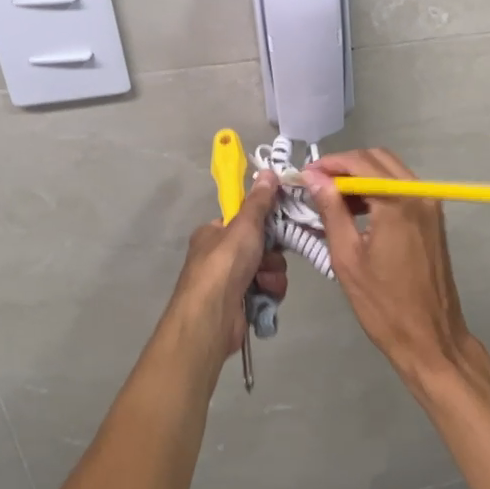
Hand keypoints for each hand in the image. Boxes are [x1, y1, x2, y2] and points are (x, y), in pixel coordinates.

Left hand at [170, 170, 288, 357]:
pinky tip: (264, 296)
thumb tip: (268, 171)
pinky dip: (269, 291)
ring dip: (272, 273)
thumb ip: (259, 201)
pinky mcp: (240, 303)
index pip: (244, 220)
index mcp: (213, 234)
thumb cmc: (224, 264)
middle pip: (260, 245)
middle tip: (269, 256)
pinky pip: (266, 289)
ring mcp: (229, 281)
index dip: (262, 222)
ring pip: (267, 267)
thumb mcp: (245, 225)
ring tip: (264, 281)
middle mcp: (220, 256)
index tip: (278, 223)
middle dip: (271, 253)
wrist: (211, 317)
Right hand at [300, 149, 473, 382]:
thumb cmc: (384, 305)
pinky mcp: (433, 217)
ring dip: (361, 177)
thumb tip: (313, 178)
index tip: (304, 175)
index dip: (329, 164)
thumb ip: (331, 211)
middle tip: (316, 185)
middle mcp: (419, 193)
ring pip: (391, 171)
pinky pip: (402, 188)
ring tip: (330, 200)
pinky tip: (356, 211)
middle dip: (345, 167)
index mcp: (398, 201)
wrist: (431, 337)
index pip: (360, 162)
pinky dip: (378, 190)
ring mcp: (430, 204)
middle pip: (378, 159)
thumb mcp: (348, 258)